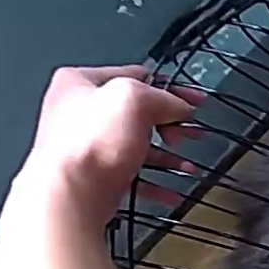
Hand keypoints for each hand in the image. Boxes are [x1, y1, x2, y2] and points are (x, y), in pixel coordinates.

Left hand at [16, 65, 202, 227]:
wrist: (71, 191)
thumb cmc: (93, 141)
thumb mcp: (134, 100)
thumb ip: (163, 98)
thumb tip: (180, 108)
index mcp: (82, 83)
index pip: (137, 77)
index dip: (172, 88)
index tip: (196, 101)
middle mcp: (81, 111)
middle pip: (140, 113)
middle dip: (172, 124)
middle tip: (192, 132)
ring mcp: (89, 144)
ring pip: (140, 145)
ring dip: (170, 156)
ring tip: (189, 165)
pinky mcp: (97, 173)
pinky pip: (136, 175)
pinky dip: (158, 182)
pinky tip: (174, 190)